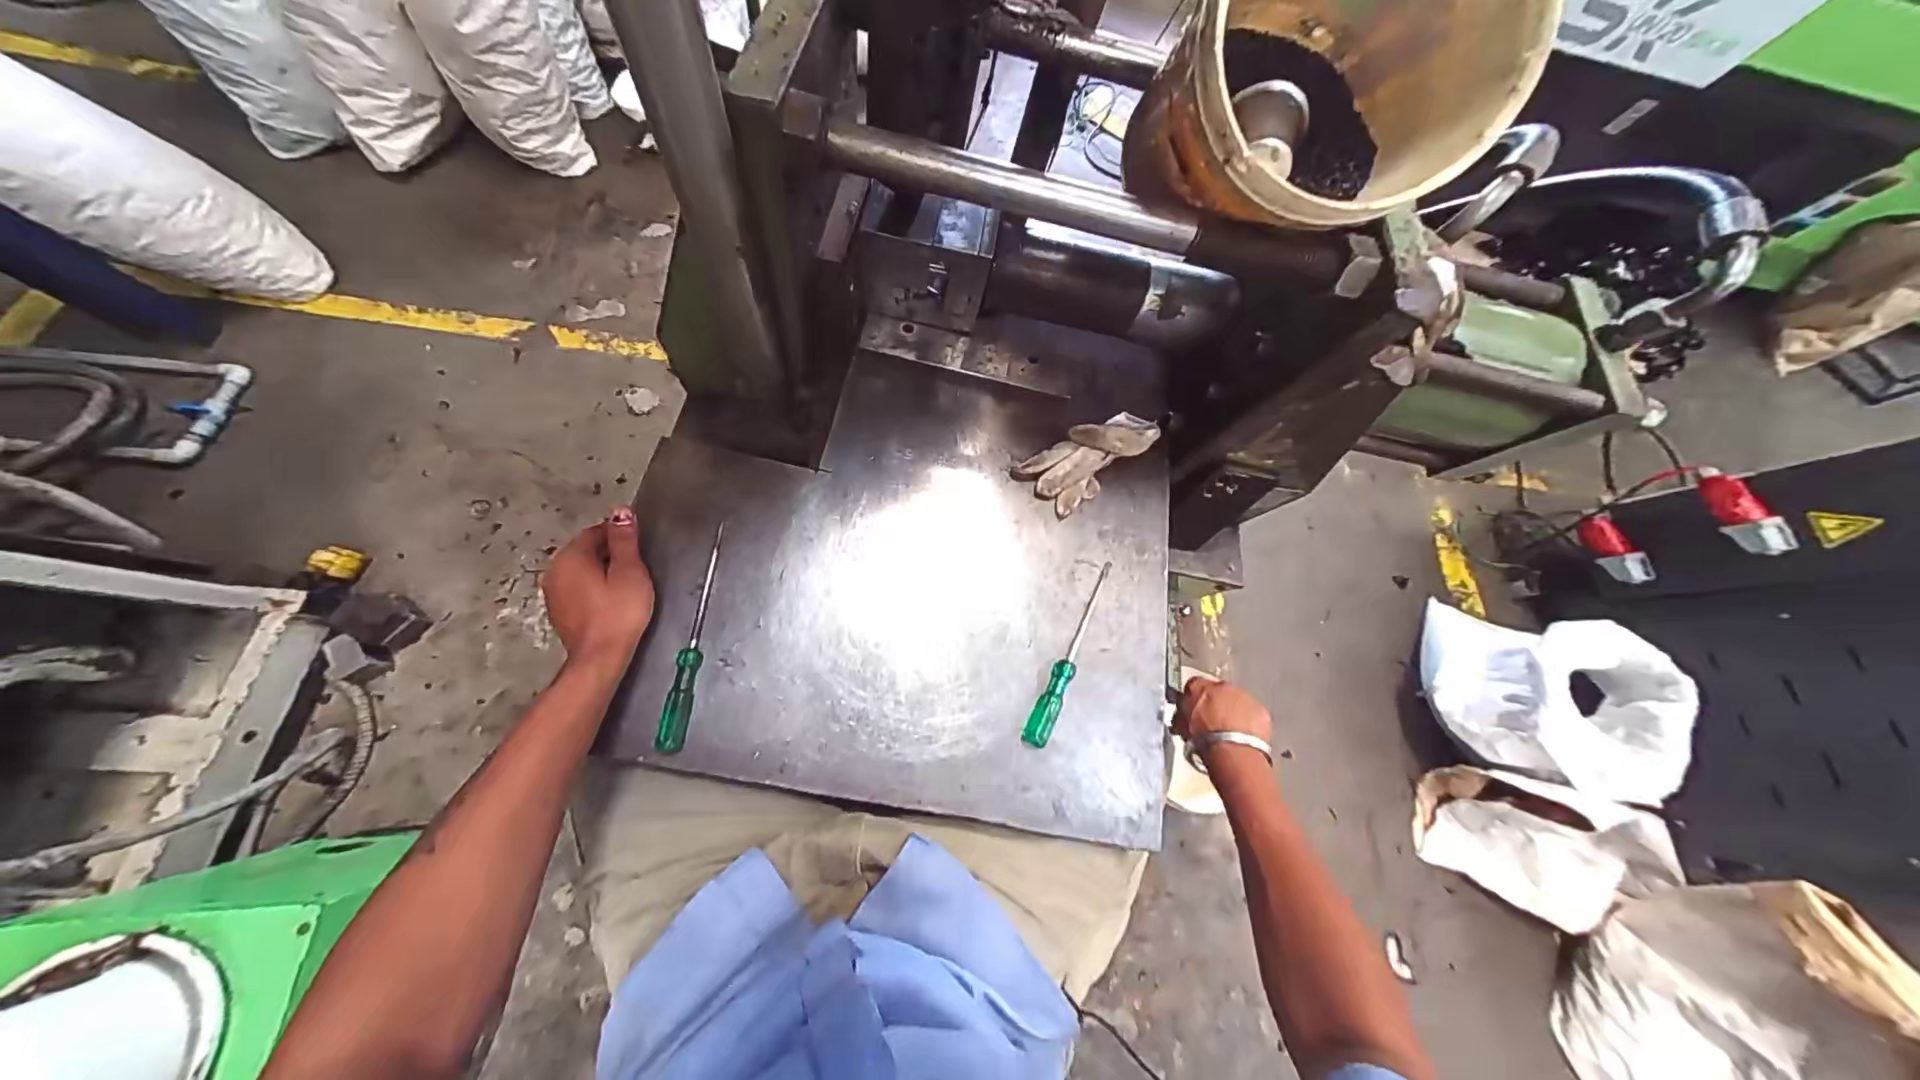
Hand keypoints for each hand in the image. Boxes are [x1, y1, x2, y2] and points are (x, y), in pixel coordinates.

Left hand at [543, 507, 654, 663]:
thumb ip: (624, 539)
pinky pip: (579, 589)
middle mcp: (555, 570)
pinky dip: (594, 589)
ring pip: (583, 570)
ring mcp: (554, 592)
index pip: (597, 531)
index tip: (639, 551)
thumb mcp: (630, 571)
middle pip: (587, 550)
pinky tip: (612, 602)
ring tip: (626, 588)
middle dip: (611, 555)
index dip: (621, 537)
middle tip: (636, 571)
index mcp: (570, 556)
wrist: (601, 656)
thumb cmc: (619, 613)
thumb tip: (620, 512)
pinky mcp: (559, 610)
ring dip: (602, 572)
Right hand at [1176, 677, 1272, 752]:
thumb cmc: (1205, 739)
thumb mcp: (1183, 727)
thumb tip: (1182, 717)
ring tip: (1229, 733)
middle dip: (1216, 704)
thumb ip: (1182, 715)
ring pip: (1238, 701)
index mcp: (1201, 687)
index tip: (1194, 709)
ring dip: (1234, 712)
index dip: (1193, 697)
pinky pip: (1254, 714)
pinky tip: (1244, 736)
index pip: (1193, 684)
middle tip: (1212, 723)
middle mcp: (1223, 687)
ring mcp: (1245, 697)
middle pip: (1218, 691)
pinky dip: (1250, 722)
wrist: (1233, 751)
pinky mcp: (1261, 711)